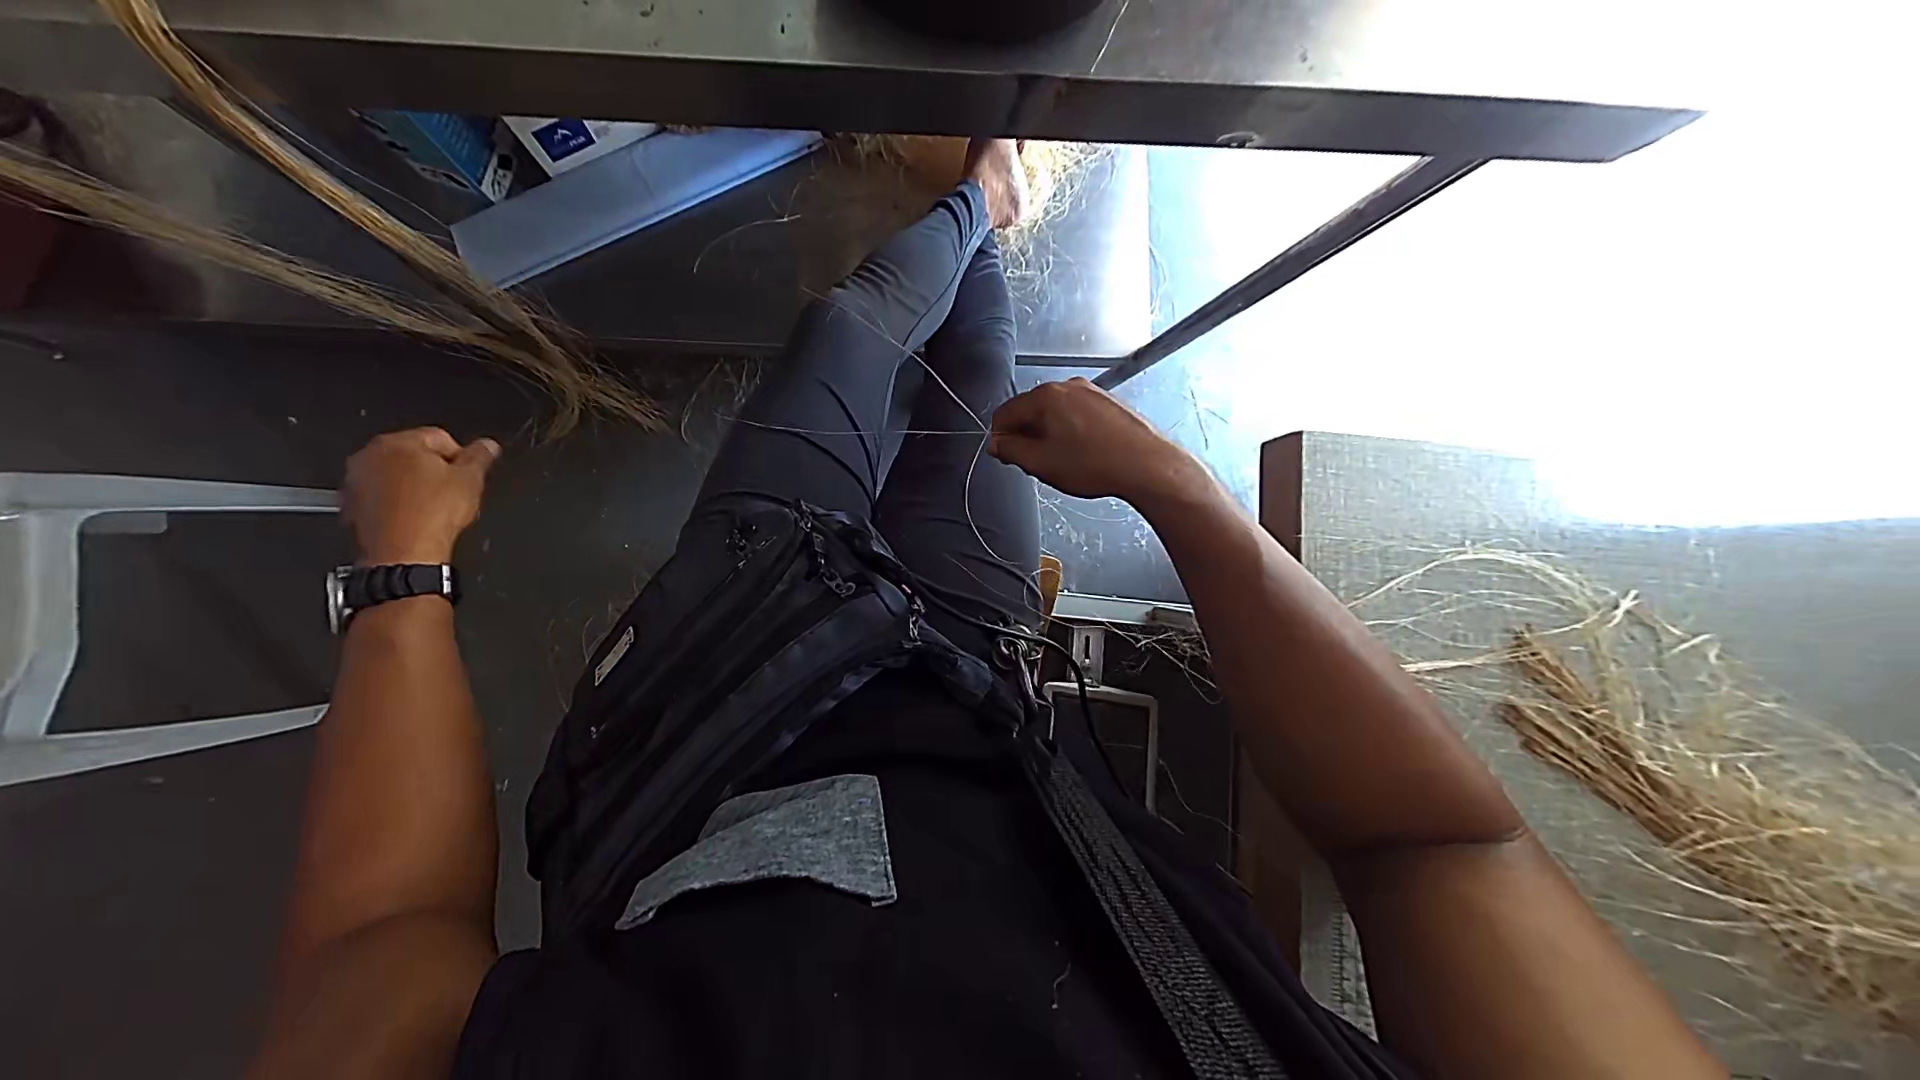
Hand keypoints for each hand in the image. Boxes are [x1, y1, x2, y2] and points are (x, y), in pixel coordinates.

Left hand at [342, 427, 499, 564]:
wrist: (403, 553)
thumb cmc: (430, 516)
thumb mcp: (471, 480)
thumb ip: (481, 457)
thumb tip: (487, 446)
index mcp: (398, 442)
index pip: (440, 438)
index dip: (462, 458)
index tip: (469, 475)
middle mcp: (370, 456)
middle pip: (415, 455)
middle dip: (436, 471)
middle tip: (453, 492)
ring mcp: (357, 480)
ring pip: (397, 475)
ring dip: (416, 487)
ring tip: (435, 507)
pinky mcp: (353, 504)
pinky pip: (383, 496)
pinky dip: (399, 503)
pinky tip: (417, 517)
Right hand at [987, 378, 1213, 508]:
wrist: (1147, 465)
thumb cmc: (1098, 464)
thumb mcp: (1041, 464)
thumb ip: (1011, 451)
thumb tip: (998, 444)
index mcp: (1045, 397)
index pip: (1005, 413)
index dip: (1000, 438)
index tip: (1006, 456)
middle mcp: (1067, 387)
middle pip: (1030, 410)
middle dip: (1026, 436)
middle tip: (1035, 464)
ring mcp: (1090, 392)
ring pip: (1054, 412)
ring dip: (1049, 435)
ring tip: (1062, 462)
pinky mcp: (1107, 402)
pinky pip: (1076, 414)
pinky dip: (1070, 431)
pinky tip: (1082, 455)